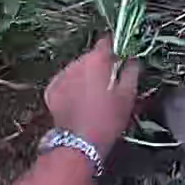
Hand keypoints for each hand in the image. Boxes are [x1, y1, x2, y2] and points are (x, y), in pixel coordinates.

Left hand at [45, 36, 140, 156]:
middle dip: (100, 66)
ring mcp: (61, 76)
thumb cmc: (107, 119)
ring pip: (77, 69)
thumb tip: (133, 60)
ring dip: (85, 77)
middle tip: (110, 84)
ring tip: (94, 97)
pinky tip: (80, 103)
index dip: (116, 48)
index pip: (107, 41)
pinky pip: (65, 82)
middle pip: (91, 57)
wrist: (79, 143)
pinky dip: (72, 88)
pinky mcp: (51, 91)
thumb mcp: (128, 95)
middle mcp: (76, 63)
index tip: (122, 57)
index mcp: (96, 60)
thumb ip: (132, 72)